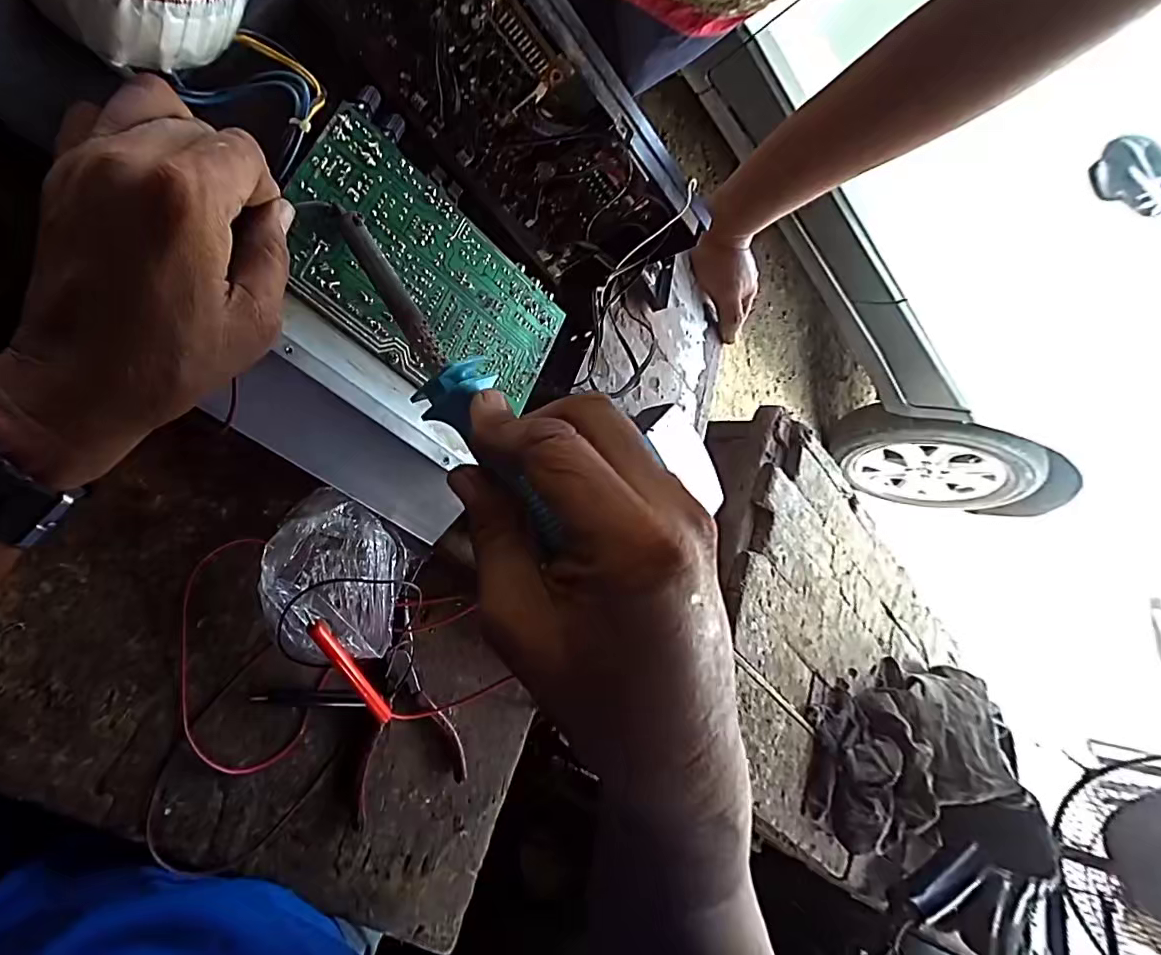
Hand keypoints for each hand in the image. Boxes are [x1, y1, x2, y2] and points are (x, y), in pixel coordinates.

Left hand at [0, 75, 292, 487]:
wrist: (77, 384)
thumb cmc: (172, 361)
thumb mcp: (254, 322)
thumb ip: (273, 253)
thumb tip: (275, 211)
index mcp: (188, 194)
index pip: (245, 151)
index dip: (260, 191)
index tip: (252, 232)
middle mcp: (135, 157)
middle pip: (203, 126)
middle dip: (225, 170)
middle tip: (220, 224)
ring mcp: (88, 158)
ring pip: (150, 103)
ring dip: (179, 136)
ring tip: (184, 187)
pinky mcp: (60, 172)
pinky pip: (97, 116)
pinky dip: (126, 134)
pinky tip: (140, 178)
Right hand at [450, 392, 747, 831]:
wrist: (679, 743)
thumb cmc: (597, 699)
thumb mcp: (519, 623)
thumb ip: (493, 534)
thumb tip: (469, 473)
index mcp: (630, 541)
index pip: (557, 445)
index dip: (504, 427)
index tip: (467, 420)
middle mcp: (673, 509)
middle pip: (595, 416)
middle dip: (535, 421)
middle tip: (493, 455)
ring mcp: (692, 508)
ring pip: (617, 429)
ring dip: (562, 438)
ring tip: (523, 482)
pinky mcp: (693, 516)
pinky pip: (633, 457)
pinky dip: (590, 458)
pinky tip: (564, 500)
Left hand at [688, 236, 757, 343]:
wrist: (719, 224)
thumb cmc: (722, 256)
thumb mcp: (727, 295)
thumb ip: (730, 317)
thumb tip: (730, 338)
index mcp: (748, 292)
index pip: (736, 318)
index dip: (724, 327)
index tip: (714, 334)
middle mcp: (744, 279)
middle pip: (729, 302)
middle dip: (717, 310)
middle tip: (705, 317)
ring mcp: (733, 265)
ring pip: (720, 286)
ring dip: (710, 293)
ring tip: (699, 297)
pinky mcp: (719, 252)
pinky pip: (711, 270)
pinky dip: (705, 276)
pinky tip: (697, 276)